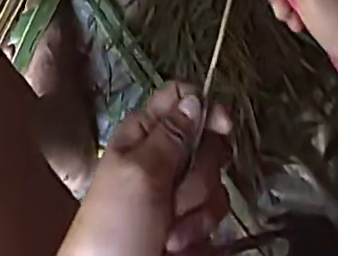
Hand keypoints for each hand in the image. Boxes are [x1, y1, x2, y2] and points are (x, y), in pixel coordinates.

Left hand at [59, 84, 231, 255]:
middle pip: (207, 140)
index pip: (181, 98)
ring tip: (168, 233)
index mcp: (145, 134)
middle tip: (174, 197)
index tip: (222, 125)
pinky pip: (217, 218)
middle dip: (199, 174)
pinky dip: (200, 235)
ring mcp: (180, 194)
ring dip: (197, 212)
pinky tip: (177, 248)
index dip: (205, 106)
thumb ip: (172, 135)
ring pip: (215, 183)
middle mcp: (165, 157)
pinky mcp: (193, 226)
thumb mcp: (139, 174)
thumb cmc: (115, 227)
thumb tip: (196, 97)